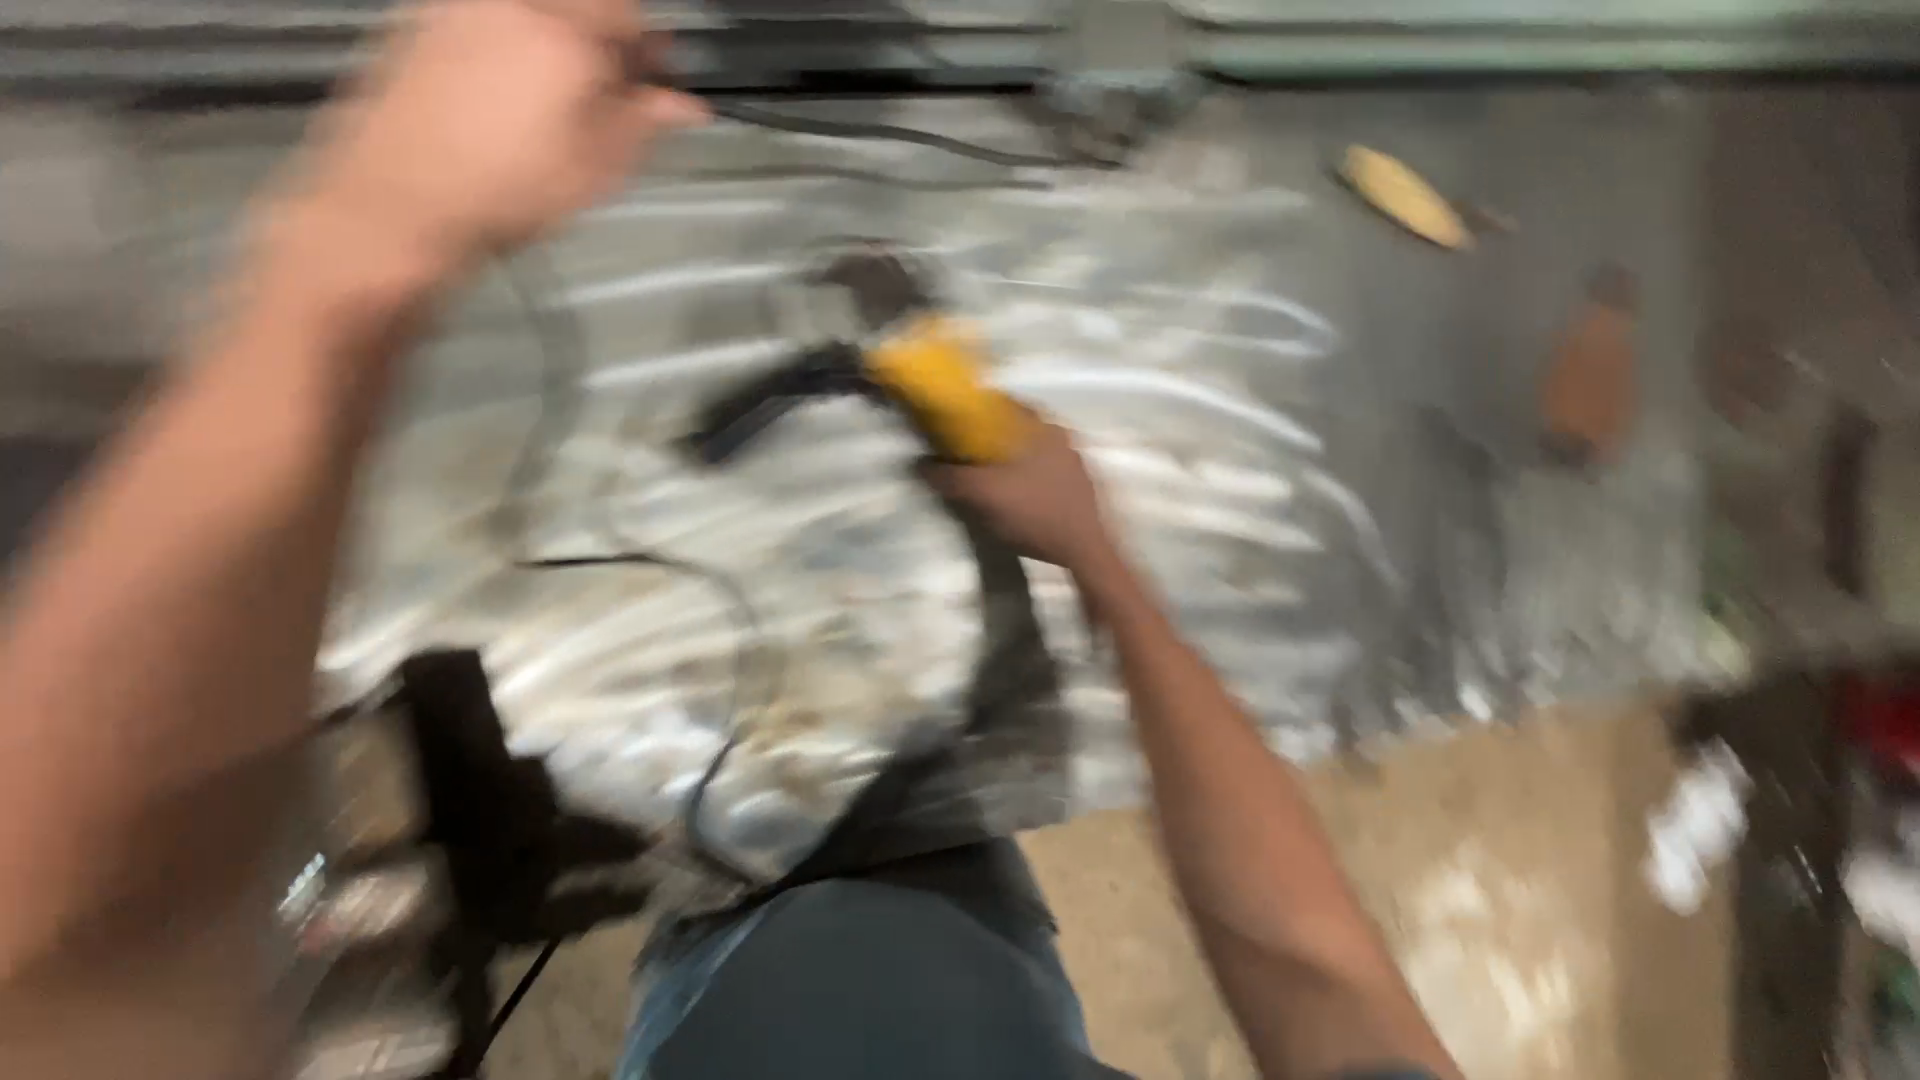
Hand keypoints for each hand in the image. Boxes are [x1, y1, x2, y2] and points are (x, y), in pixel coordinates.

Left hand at [281, 0, 705, 283]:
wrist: (401, 202)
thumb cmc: (503, 192)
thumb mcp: (596, 169)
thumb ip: (644, 123)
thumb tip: (682, 105)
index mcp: (562, 34)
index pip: (628, 13)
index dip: (650, 47)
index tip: (656, 76)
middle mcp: (509, 3)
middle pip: (578, 3)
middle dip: (603, 39)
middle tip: (613, 87)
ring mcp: (458, 5)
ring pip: (530, 10)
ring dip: (558, 38)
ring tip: (561, 94)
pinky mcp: (420, 21)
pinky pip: (486, 15)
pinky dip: (513, 40)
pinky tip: (511, 91)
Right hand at [922, 415, 1123, 574]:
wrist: (1085, 550)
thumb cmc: (1033, 513)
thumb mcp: (982, 495)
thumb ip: (949, 477)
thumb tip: (920, 464)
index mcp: (1040, 424)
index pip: (1003, 402)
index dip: (977, 411)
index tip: (958, 426)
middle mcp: (1063, 433)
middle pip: (1019, 426)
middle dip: (995, 437)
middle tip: (971, 455)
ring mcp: (1078, 459)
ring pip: (1036, 449)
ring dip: (1015, 458)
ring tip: (993, 478)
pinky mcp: (1085, 484)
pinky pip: (1050, 470)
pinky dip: (1032, 476)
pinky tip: (1021, 496)